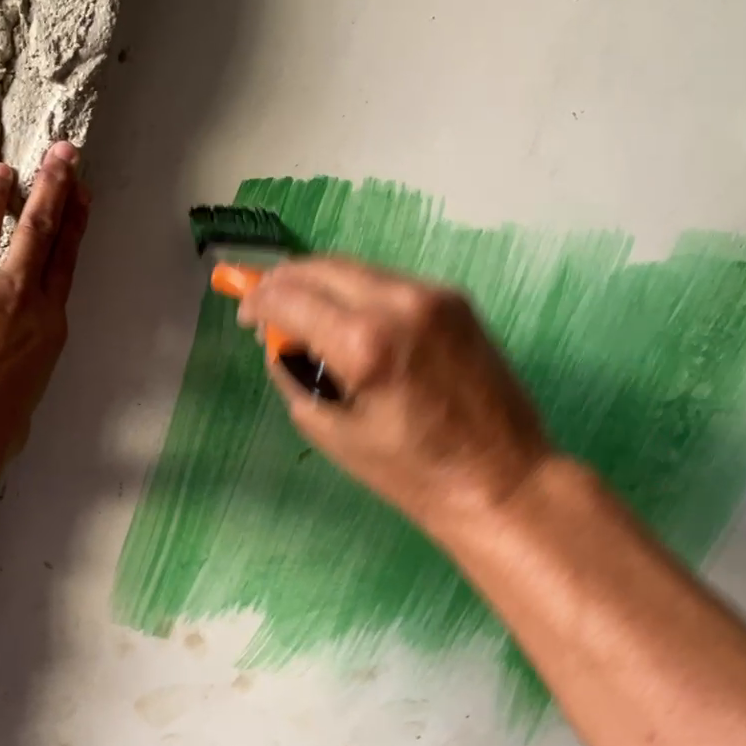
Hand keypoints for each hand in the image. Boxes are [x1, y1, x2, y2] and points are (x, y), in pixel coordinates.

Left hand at [0, 141, 90, 453]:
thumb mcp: (25, 395)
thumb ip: (20, 369)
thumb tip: (6, 378)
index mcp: (46, 324)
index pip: (65, 260)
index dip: (74, 222)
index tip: (81, 191)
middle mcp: (15, 299)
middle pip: (37, 232)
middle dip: (50, 187)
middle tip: (60, 154)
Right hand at [239, 257, 552, 535]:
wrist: (501, 477)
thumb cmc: (408, 470)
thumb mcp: (330, 430)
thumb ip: (295, 375)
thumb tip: (283, 341)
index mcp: (365, 343)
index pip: (291, 297)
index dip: (259, 300)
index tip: (245, 315)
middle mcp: (400, 304)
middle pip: (323, 268)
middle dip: (285, 282)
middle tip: (264, 307)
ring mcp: (434, 296)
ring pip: (356, 270)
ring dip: (320, 285)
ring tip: (302, 316)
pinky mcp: (455, 300)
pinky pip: (387, 283)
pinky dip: (355, 293)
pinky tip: (346, 321)